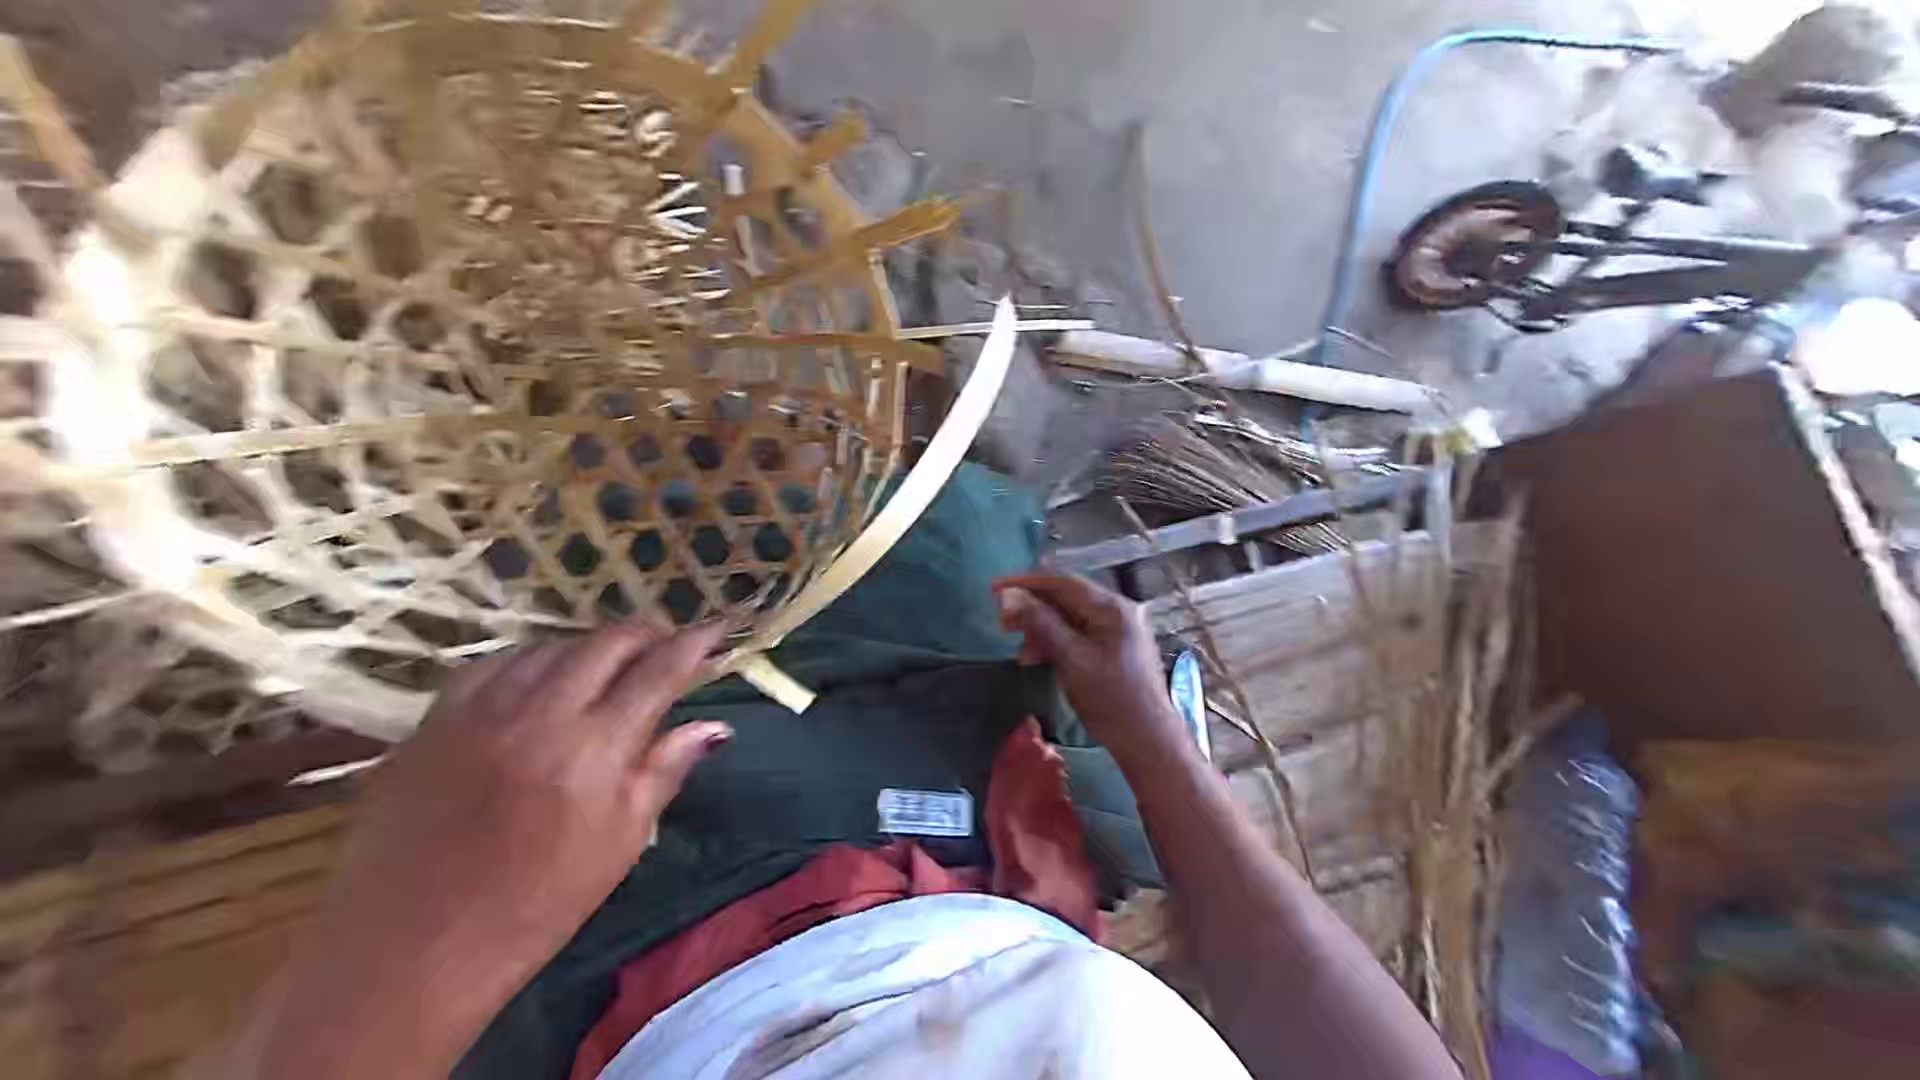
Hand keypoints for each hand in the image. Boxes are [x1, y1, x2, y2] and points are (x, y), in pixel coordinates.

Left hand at [239, 620, 728, 1079]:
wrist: (405, 957)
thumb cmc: (536, 906)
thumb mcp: (621, 842)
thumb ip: (666, 769)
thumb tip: (715, 725)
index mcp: (593, 751)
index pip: (659, 672)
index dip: (696, 642)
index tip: (719, 626)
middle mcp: (538, 717)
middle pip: (606, 643)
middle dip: (647, 635)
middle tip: (665, 647)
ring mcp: (478, 714)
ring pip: (551, 645)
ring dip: (591, 646)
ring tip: (608, 665)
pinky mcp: (431, 723)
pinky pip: (494, 665)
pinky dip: (532, 660)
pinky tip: (541, 678)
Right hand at [993, 574, 1187, 763]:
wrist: (1147, 740)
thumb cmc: (1111, 698)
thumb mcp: (1071, 658)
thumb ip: (1039, 623)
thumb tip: (1007, 596)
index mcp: (1112, 608)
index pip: (1063, 583)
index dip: (1026, 582)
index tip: (995, 587)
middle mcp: (1117, 611)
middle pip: (1065, 598)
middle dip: (1031, 606)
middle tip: (1001, 620)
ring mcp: (1116, 629)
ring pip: (1068, 617)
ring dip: (1039, 626)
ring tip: (1014, 641)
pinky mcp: (1111, 647)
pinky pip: (1076, 634)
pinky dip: (1054, 641)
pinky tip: (1033, 656)